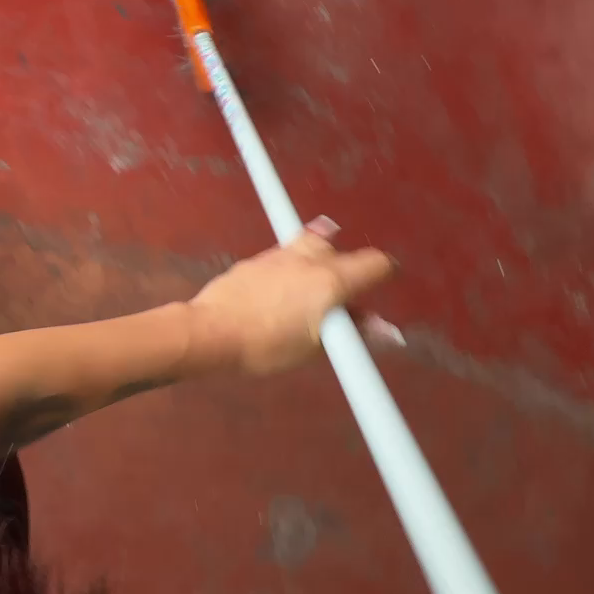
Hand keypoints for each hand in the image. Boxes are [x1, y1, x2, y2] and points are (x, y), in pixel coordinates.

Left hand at [188, 217, 396, 374]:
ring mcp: (273, 257)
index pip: (374, 262)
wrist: (209, 332)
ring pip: (302, 246)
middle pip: (333, 245)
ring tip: (309, 286)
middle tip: (341, 285)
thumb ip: (350, 333)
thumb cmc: (267, 345)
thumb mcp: (315, 347)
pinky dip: (285, 268)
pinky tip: (277, 289)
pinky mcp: (248, 262)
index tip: (381, 283)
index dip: (383, 272)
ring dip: (312, 260)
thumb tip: (383, 330)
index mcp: (329, 280)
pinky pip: (277, 257)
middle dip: (342, 260)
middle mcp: (304, 261)